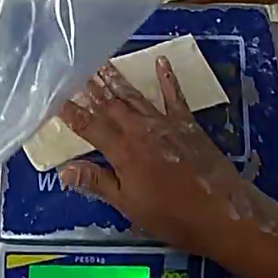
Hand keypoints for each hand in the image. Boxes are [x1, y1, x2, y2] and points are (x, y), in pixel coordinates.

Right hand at [56, 58, 277, 257]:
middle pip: (111, 104)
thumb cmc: (172, 216)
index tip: (55, 96)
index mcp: (123, 152)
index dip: (71, 112)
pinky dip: (167, 78)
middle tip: (76, 66)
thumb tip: (64, 170)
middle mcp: (141, 130)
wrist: (222, 211)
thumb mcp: (129, 206)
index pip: (90, 127)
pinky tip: (161, 61)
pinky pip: (173, 96)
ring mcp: (165, 123)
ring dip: (118, 79)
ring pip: (135, 97)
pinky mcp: (186, 123)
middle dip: (92, 86)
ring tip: (102, 61)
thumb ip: (98, 183)